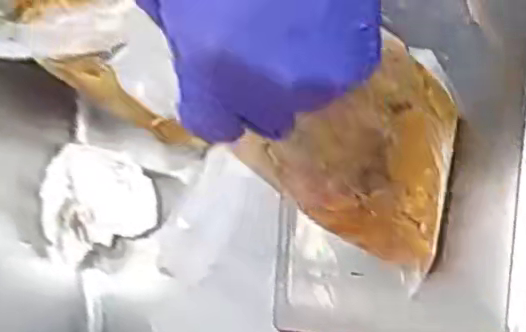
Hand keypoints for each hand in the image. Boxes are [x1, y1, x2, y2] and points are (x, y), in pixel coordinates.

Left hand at [137, 0, 380, 141]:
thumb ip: (166, 14)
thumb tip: (180, 34)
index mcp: (213, 63)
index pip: (212, 124)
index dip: (208, 108)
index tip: (207, 93)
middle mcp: (274, 89)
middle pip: (266, 119)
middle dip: (255, 94)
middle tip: (247, 48)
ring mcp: (323, 82)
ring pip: (304, 95)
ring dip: (292, 69)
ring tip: (284, 19)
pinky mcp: (358, 65)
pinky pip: (337, 73)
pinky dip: (325, 52)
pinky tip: (315, 13)